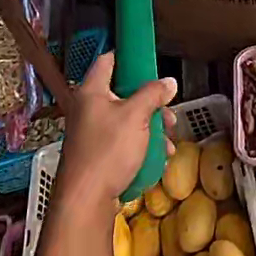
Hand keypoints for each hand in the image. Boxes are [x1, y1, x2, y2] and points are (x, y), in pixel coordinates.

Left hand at [55, 51, 175, 209]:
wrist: (86, 199)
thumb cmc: (108, 151)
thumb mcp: (136, 116)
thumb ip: (153, 94)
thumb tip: (169, 81)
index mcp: (91, 92)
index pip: (108, 60)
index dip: (128, 56)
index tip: (149, 59)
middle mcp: (88, 108)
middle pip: (124, 93)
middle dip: (151, 102)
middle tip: (168, 112)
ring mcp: (92, 132)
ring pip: (128, 119)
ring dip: (151, 127)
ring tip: (167, 141)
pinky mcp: (98, 153)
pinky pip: (124, 140)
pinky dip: (142, 145)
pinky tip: (159, 157)